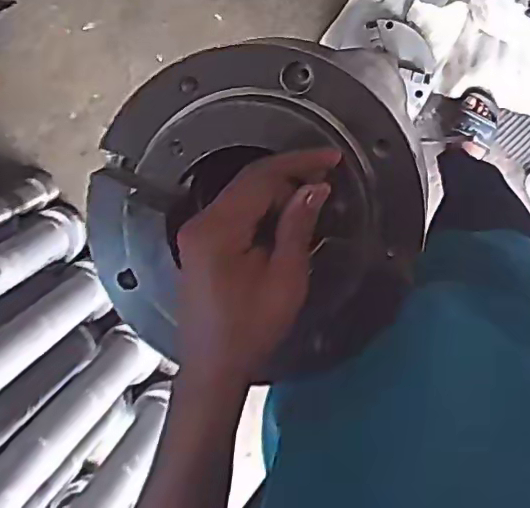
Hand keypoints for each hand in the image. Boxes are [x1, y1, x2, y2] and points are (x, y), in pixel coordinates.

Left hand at [174, 147, 339, 384]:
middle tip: (327, 173)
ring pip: (245, 191)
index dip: (300, 162)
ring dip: (280, 187)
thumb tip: (315, 187)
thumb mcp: (285, 277)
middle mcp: (201, 222)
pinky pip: (238, 208)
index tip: (330, 159)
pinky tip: (289, 211)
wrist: (214, 370)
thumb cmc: (250, 330)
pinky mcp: (203, 241)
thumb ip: (298, 225)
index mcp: (218, 229)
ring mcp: (198, 231)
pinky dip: (266, 203)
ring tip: (314, 192)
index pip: (261, 177)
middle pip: (251, 179)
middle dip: (292, 171)